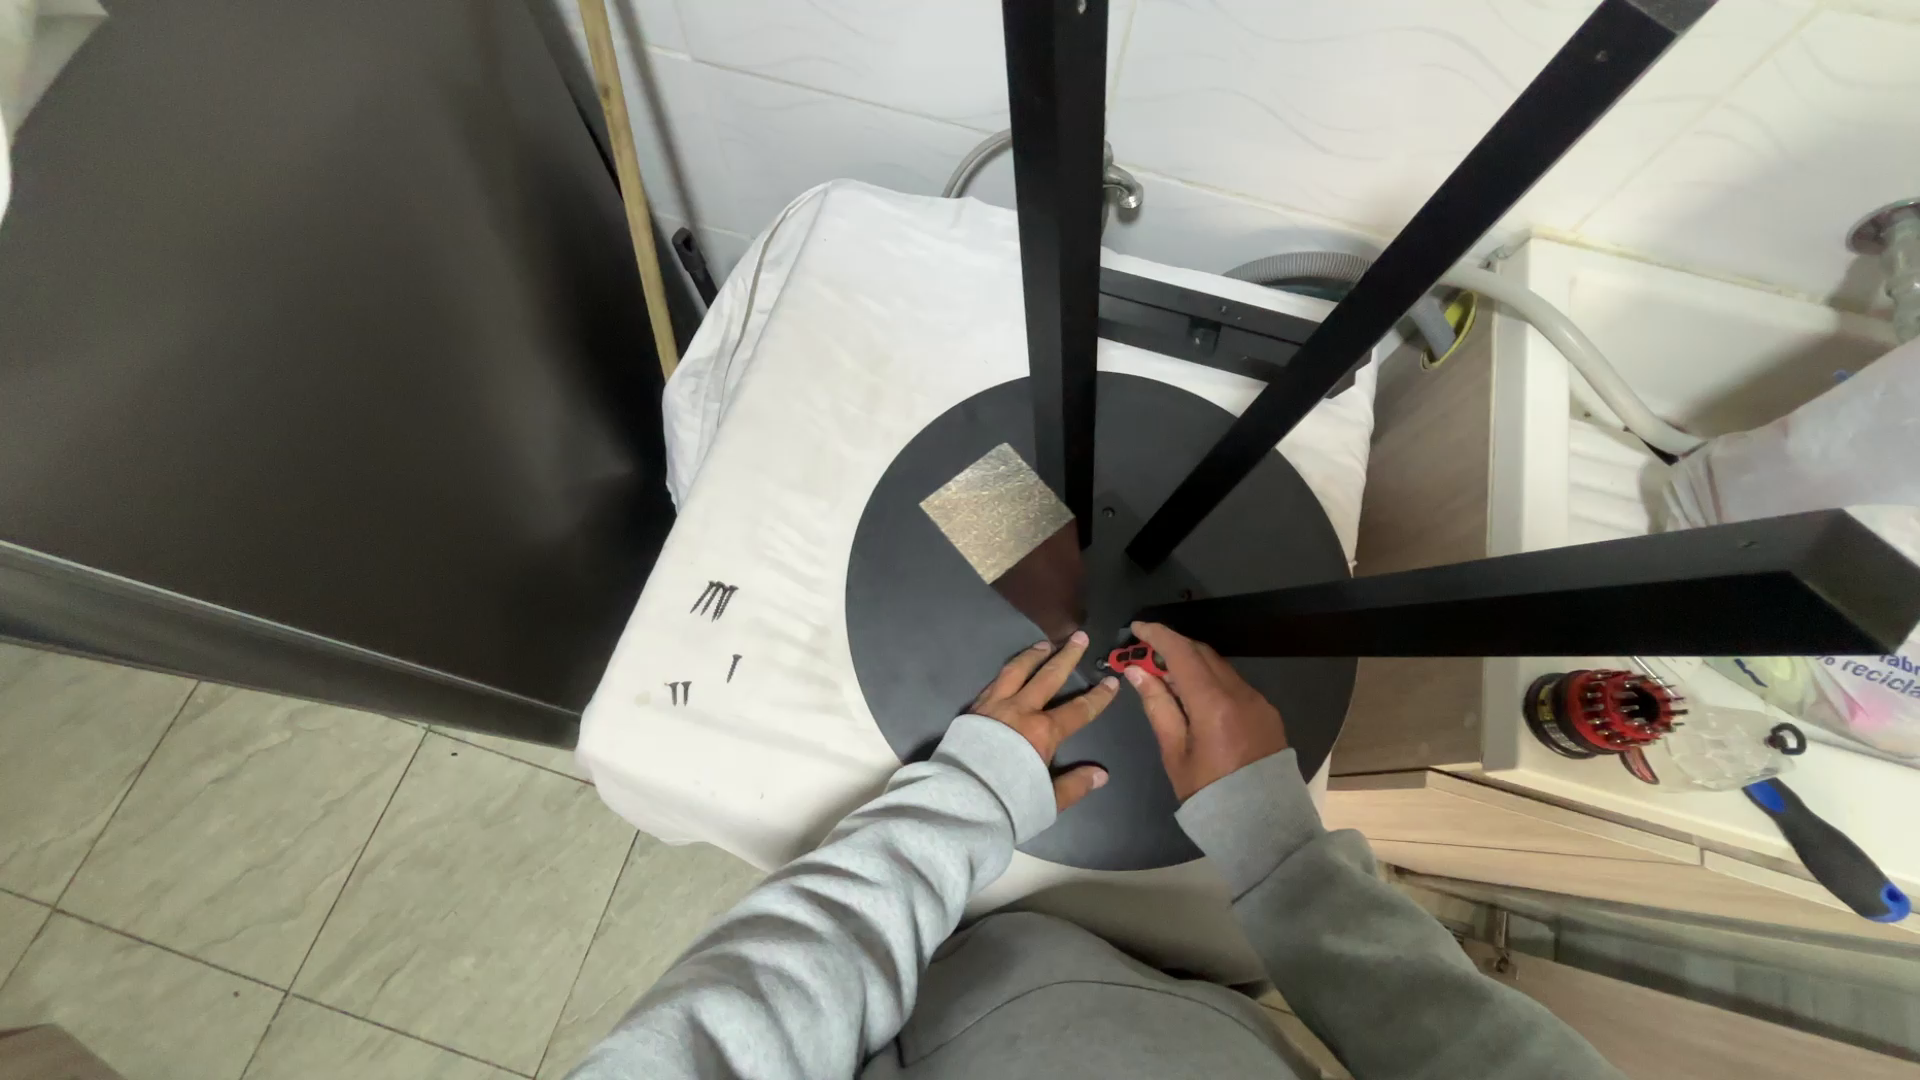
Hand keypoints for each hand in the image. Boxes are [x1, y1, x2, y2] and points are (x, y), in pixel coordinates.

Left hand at [970, 630, 1119, 809]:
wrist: (960, 799)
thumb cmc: (1007, 801)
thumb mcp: (1047, 801)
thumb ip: (1074, 784)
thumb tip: (1101, 773)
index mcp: (1042, 732)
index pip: (1078, 710)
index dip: (1098, 697)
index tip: (1112, 681)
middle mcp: (1021, 710)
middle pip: (1048, 676)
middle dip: (1067, 656)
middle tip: (1079, 637)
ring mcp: (995, 705)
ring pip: (1017, 671)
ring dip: (1034, 655)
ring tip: (1045, 643)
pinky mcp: (975, 708)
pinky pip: (995, 681)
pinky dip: (1008, 670)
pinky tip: (1011, 668)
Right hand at [1124, 620, 1287, 801]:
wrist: (1264, 828)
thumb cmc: (1209, 794)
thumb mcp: (1174, 752)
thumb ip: (1157, 706)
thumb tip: (1137, 671)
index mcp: (1214, 704)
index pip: (1182, 653)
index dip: (1157, 635)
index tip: (1136, 628)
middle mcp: (1241, 694)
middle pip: (1202, 653)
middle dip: (1172, 647)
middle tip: (1144, 655)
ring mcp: (1258, 701)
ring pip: (1219, 666)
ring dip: (1191, 663)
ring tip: (1165, 678)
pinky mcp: (1267, 712)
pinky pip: (1233, 683)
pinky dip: (1209, 679)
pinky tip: (1193, 696)